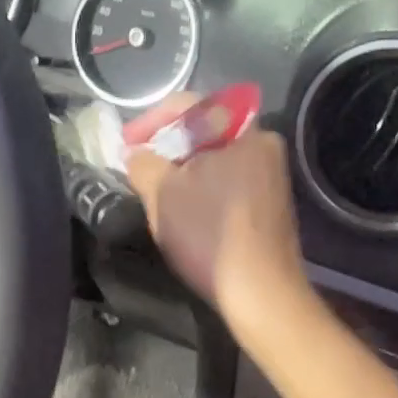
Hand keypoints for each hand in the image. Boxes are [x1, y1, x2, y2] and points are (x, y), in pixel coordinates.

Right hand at [123, 93, 313, 336]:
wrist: (261, 292)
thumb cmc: (209, 234)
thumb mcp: (162, 193)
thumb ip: (143, 163)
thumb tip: (137, 154)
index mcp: (242, 130)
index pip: (187, 105)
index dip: (149, 121)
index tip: (125, 145)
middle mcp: (264, 143)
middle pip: (204, 131)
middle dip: (167, 147)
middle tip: (139, 167)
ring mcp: (272, 174)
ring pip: (217, 158)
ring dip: (185, 169)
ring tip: (157, 190)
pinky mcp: (273, 203)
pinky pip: (231, 181)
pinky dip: (205, 187)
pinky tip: (187, 209)